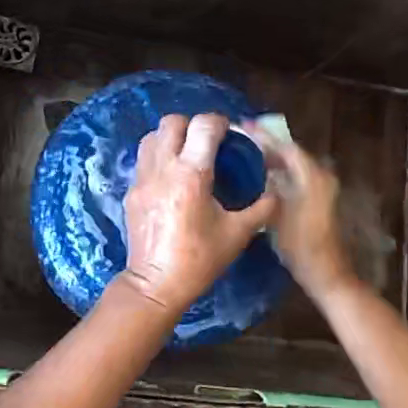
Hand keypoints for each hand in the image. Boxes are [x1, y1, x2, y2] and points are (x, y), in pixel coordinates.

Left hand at [117, 114, 277, 312]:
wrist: (156, 285)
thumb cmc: (199, 259)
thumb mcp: (238, 234)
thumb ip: (261, 209)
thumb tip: (276, 196)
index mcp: (192, 174)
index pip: (204, 126)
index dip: (220, 123)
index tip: (229, 134)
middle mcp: (163, 168)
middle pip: (172, 122)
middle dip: (191, 125)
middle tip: (206, 143)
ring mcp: (142, 179)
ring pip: (151, 137)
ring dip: (170, 138)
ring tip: (186, 154)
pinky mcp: (131, 192)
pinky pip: (142, 160)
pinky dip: (157, 158)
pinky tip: (171, 177)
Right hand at [250, 128, 355, 299]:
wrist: (326, 272)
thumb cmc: (301, 245)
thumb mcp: (278, 214)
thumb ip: (271, 184)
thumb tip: (260, 165)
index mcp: (312, 176)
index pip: (286, 146)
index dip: (264, 135)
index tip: (242, 125)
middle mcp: (321, 176)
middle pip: (290, 152)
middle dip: (266, 144)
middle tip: (240, 139)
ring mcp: (322, 188)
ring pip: (293, 164)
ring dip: (272, 158)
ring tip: (246, 154)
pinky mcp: (318, 199)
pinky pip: (296, 175)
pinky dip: (280, 171)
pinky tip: (261, 176)